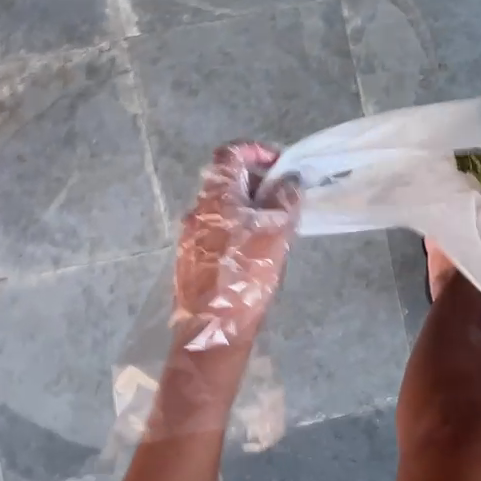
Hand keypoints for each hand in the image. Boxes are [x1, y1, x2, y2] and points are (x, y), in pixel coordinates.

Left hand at [170, 142, 300, 352]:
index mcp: (217, 196)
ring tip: (275, 229)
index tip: (281, 167)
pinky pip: (217, 230)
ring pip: (224, 208)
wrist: (214, 330)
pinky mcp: (190, 259)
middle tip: (285, 201)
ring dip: (250, 209)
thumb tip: (289, 180)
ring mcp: (190, 236)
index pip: (232, 153)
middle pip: (228, 180)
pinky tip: (255, 252)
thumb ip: (285, 198)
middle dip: (259, 184)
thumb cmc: (247, 273)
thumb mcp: (277, 230)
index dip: (258, 151)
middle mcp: (198, 210)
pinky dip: (238, 229)